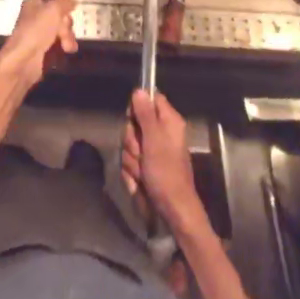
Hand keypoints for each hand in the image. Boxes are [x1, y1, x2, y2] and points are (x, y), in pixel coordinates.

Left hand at [0, 0, 77, 79]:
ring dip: (68, 38)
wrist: (23, 60)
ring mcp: (39, 34)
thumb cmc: (36, 30)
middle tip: (63, 33)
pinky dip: (64, 47)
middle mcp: (36, 17)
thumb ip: (65, 3)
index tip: (70, 10)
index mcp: (34, 4)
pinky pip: (59, 44)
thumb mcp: (53, 10)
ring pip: (62, 31)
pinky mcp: (43, 49)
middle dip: (66, 26)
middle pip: (60, 17)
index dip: (63, 5)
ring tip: (66, 47)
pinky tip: (66, 51)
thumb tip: (73, 0)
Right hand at [122, 89, 206, 233]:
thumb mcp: (154, 140)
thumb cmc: (166, 173)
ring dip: (131, 159)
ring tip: (143, 171)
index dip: (138, 107)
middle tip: (141, 153)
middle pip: (134, 123)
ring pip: (129, 144)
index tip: (133, 120)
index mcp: (169, 122)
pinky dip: (132, 172)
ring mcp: (151, 151)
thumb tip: (139, 89)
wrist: (171, 209)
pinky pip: (129, 161)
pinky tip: (140, 180)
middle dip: (132, 140)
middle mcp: (160, 133)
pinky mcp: (144, 167)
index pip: (150, 100)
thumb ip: (146, 115)